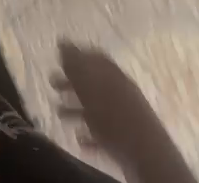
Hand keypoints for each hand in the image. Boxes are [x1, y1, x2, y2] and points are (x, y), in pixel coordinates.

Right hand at [52, 42, 198, 182]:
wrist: (146, 157)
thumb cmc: (114, 117)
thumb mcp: (91, 87)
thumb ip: (76, 65)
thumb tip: (62, 42)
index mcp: (114, 75)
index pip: (95, 56)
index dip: (77, 54)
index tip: (58, 55)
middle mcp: (121, 92)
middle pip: (93, 81)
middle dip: (72, 82)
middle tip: (53, 83)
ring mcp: (125, 117)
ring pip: (96, 108)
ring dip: (76, 109)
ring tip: (59, 113)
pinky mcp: (125, 140)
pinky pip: (103, 132)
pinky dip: (89, 133)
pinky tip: (79, 138)